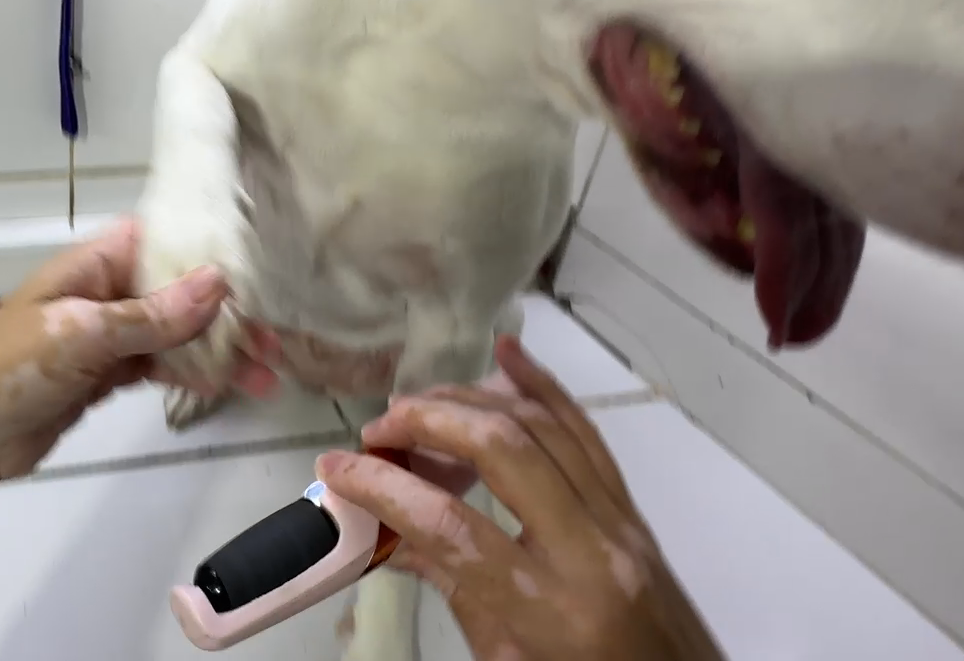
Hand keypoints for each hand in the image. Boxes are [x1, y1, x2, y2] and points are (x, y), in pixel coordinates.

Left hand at [0, 218, 276, 491]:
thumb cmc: (7, 366)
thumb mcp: (79, 332)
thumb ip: (149, 313)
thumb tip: (218, 280)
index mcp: (91, 265)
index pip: (156, 240)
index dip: (202, 248)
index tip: (253, 265)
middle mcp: (102, 293)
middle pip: (172, 291)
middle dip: (221, 311)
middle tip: (273, 339)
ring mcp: (104, 337)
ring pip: (171, 334)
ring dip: (215, 350)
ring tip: (266, 374)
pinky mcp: (103, 377)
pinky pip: (156, 367)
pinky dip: (189, 375)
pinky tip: (224, 386)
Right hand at [316, 338, 723, 660]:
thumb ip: (446, 584)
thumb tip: (379, 529)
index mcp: (556, 612)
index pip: (450, 527)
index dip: (380, 487)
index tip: (333, 468)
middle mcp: (594, 552)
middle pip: (501, 448)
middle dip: (426, 421)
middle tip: (378, 430)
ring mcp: (620, 521)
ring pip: (538, 424)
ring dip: (466, 400)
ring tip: (414, 405)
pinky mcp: (631, 508)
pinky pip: (583, 429)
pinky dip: (541, 384)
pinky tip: (505, 351)